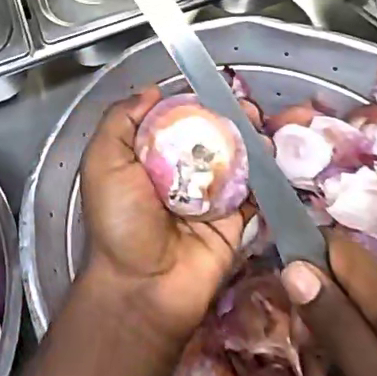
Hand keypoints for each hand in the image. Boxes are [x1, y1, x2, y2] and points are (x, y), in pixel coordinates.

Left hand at [80, 86, 245, 346]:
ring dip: (252, 140)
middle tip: (248, 107)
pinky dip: (266, 174)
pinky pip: (255, 193)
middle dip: (230, 118)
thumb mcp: (103, 162)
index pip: (174, 120)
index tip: (215, 89)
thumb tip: (151, 91)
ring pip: (237, 160)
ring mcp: (209, 196)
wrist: (142, 286)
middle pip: (210, 137)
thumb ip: (121, 121)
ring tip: (262, 124)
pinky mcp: (235, 221)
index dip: (195, 103)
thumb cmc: (117, 221)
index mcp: (146, 156)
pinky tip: (273, 154)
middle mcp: (178, 172)